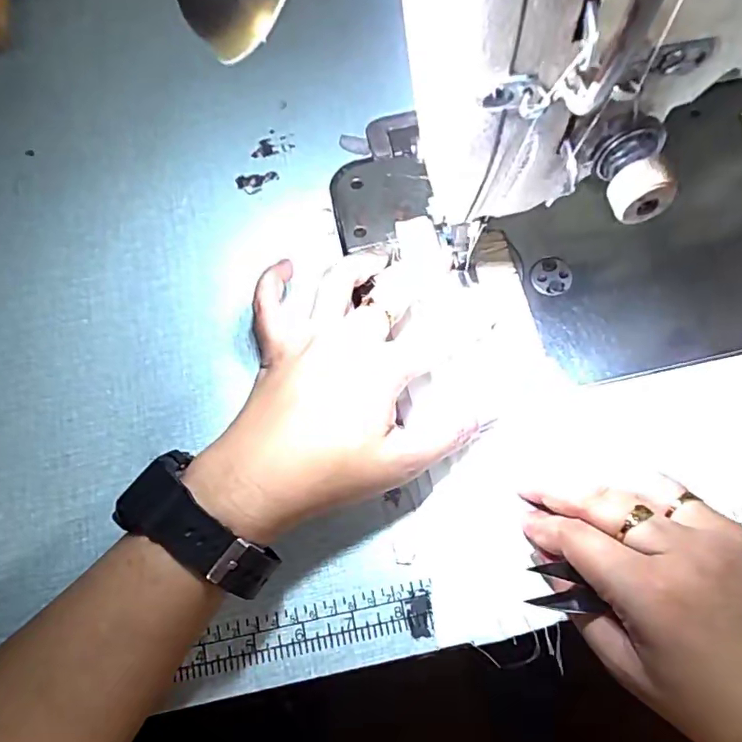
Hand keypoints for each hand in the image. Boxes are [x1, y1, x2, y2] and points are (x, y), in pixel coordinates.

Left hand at [185, 255, 476, 544]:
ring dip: (357, 266)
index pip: (434, 338)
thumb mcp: (397, 465)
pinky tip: (285, 267)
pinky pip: (269, 303)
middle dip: (416, 278)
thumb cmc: (325, 474)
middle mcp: (345, 343)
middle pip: (386, 297)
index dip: (466, 322)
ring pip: (332, 283)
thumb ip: (443, 438)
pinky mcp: (277, 348)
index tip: (484, 311)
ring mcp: (308, 340)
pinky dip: (274, 280)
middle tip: (434, 266)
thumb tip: (475, 418)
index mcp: (380, 370)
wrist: (258, 481)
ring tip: (375, 260)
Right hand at [521, 477, 741, 741]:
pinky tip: (648, 511)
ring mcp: (732, 536)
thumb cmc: (718, 717)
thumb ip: (591, 618)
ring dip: (614, 492)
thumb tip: (561, 576)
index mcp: (654, 593)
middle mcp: (689, 550)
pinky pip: (700, 509)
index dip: (548, 529)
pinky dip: (664, 505)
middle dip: (567, 496)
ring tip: (585, 493)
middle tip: (536, 490)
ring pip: (655, 493)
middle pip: (613, 504)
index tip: (525, 521)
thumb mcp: (638, 677)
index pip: (582, 542)